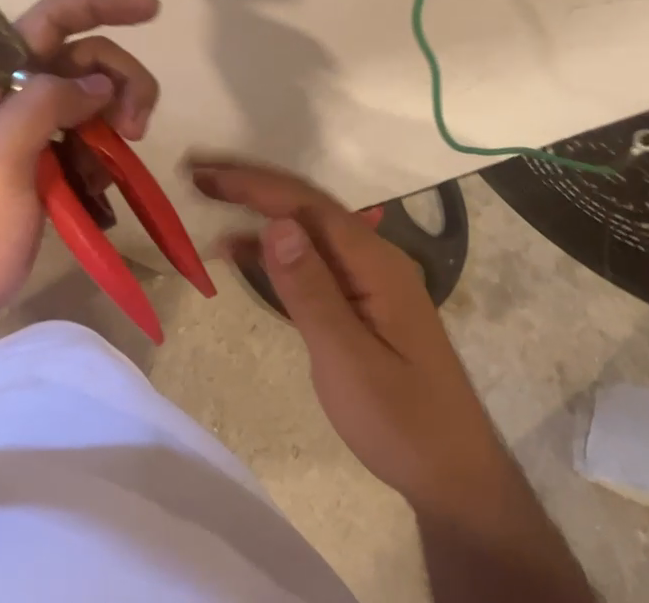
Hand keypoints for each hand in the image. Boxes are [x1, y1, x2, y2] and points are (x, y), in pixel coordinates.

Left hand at [0, 0, 161, 335]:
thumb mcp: (1, 158)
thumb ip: (44, 105)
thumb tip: (98, 84)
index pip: (49, 20)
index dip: (98, 5)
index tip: (151, 11)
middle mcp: (17, 95)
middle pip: (85, 59)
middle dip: (122, 81)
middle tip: (137, 129)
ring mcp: (34, 130)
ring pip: (95, 98)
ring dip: (119, 121)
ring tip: (118, 162)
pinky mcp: (50, 163)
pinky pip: (93, 139)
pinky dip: (107, 155)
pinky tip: (99, 187)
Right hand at [190, 158, 517, 519]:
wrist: (453, 476)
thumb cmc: (400, 422)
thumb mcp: (348, 360)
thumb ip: (311, 291)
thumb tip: (275, 224)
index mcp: (376, 265)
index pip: (307, 206)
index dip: (252, 185)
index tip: (202, 173)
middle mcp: (374, 260)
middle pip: (306, 207)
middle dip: (251, 187)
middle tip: (196, 175)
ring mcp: (369, 280)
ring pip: (306, 231)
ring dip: (258, 212)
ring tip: (207, 200)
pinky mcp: (360, 302)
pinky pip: (310, 260)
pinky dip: (272, 250)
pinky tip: (239, 252)